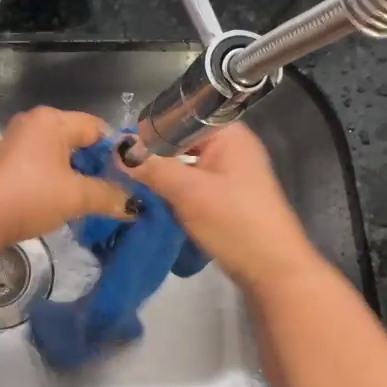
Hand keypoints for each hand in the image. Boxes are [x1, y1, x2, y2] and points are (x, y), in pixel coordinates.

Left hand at [0, 107, 131, 245]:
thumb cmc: (32, 198)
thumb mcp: (77, 197)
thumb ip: (111, 195)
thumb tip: (135, 206)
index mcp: (52, 120)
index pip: (98, 128)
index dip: (117, 153)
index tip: (129, 178)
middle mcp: (33, 122)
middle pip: (79, 138)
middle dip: (97, 164)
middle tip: (114, 190)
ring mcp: (17, 139)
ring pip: (60, 151)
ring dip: (78, 173)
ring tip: (92, 198)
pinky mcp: (7, 159)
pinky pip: (43, 161)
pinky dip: (57, 176)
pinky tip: (64, 198)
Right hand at [133, 123, 318, 287]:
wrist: (272, 270)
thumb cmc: (235, 222)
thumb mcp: (188, 192)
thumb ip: (151, 168)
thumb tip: (115, 151)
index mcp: (229, 134)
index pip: (181, 115)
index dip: (151, 128)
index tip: (121, 148)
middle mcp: (230, 147)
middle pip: (180, 140)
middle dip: (152, 153)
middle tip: (119, 168)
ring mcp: (228, 173)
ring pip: (183, 163)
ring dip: (160, 173)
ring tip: (129, 182)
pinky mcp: (224, 196)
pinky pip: (190, 183)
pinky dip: (172, 189)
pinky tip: (151, 198)